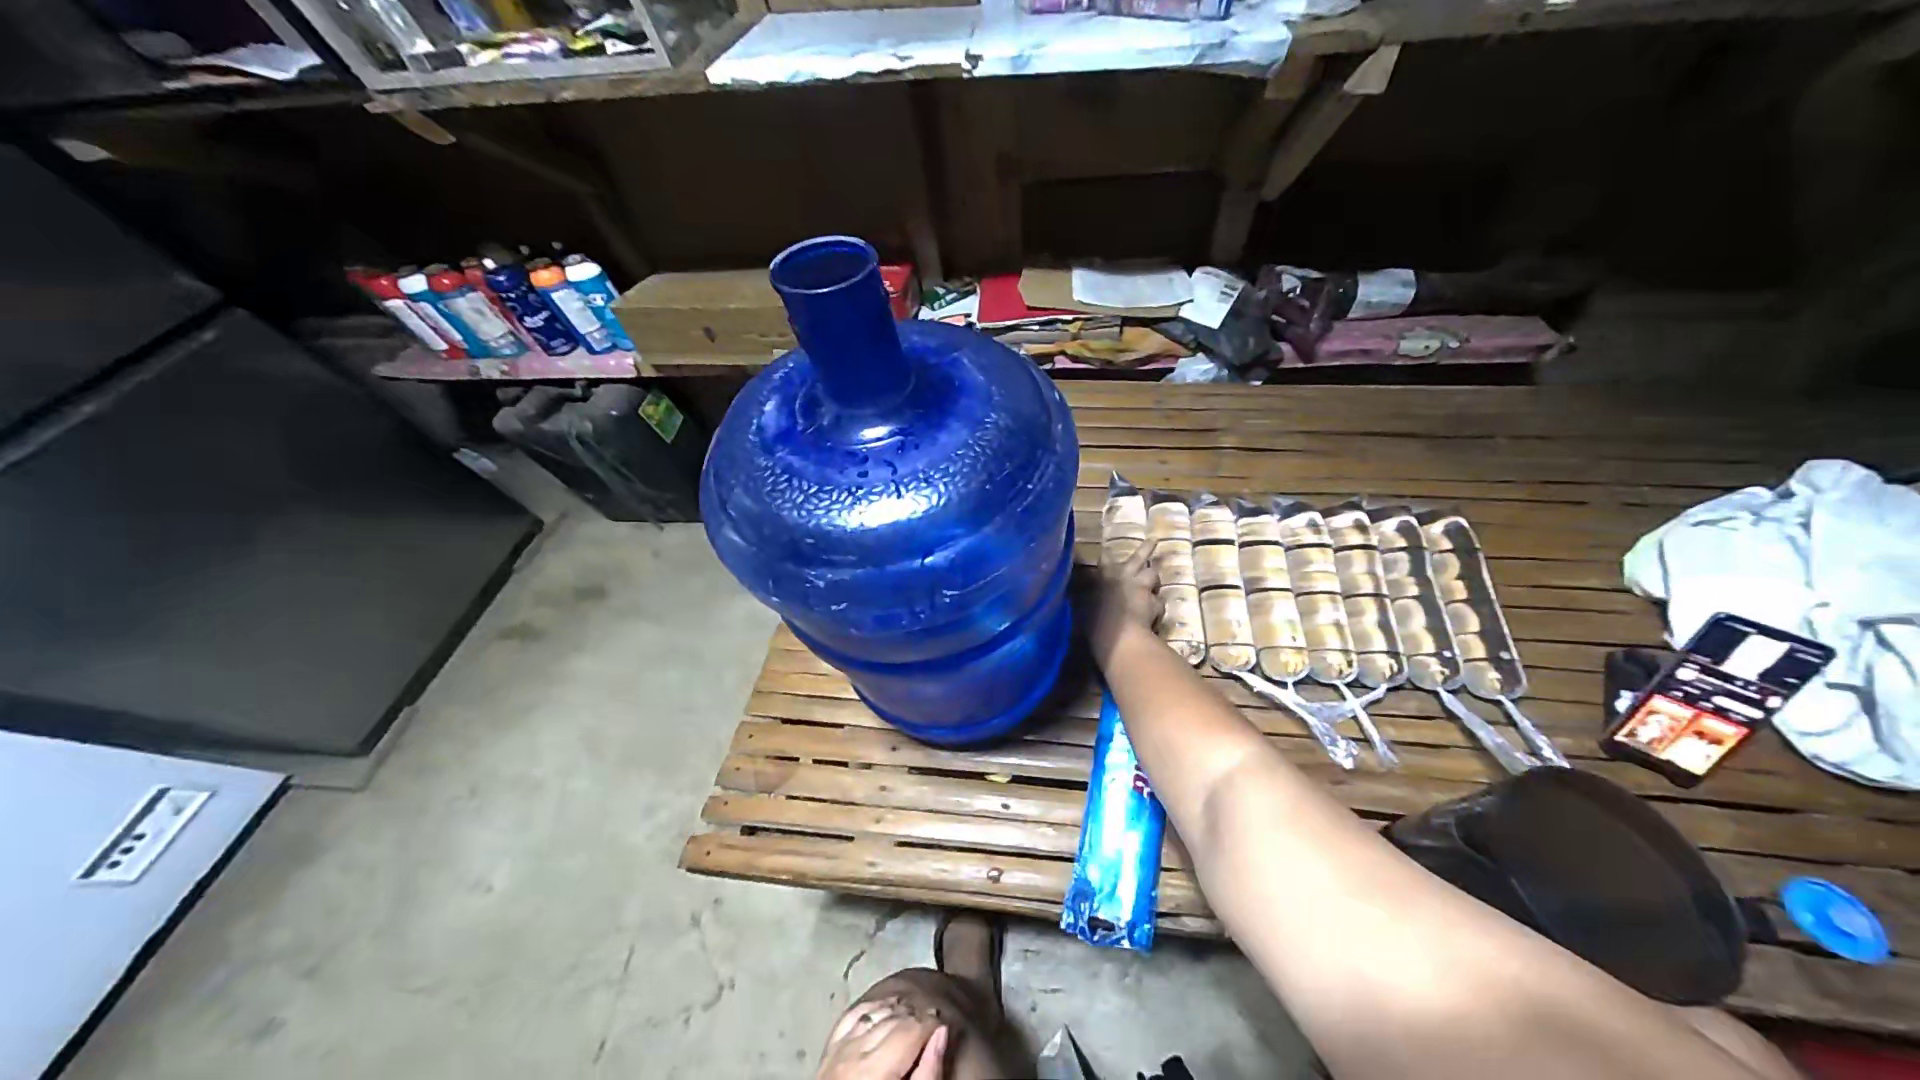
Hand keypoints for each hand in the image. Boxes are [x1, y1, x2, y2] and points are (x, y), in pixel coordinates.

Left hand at [815, 996, 948, 1079]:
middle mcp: (853, 1056)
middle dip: (916, 1018)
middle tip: (931, 1027)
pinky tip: (881, 1014)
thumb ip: (929, 1073)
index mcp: (875, 1072)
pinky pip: (851, 1018)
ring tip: (911, 1021)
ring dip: (894, 1012)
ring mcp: (837, 1053)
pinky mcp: (827, 1055)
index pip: (912, 1028)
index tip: (943, 1027)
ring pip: (873, 1014)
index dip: (932, 1023)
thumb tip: (942, 1033)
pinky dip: (870, 1011)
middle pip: (894, 1019)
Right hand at [1082, 539, 1157, 664]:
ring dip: (1154, 578)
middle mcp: (1124, 576)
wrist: (1117, 637)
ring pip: (1153, 574)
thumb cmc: (1093, 624)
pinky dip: (1157, 608)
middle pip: (1138, 557)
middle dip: (1146, 548)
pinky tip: (1155, 615)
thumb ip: (1085, 601)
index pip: (1104, 559)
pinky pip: (1159, 602)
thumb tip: (1084, 602)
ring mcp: (1141, 587)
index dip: (1106, 554)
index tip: (1106, 550)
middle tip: (1154, 539)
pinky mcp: (1155, 602)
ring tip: (1155, 582)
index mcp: (1103, 576)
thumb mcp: (1083, 609)